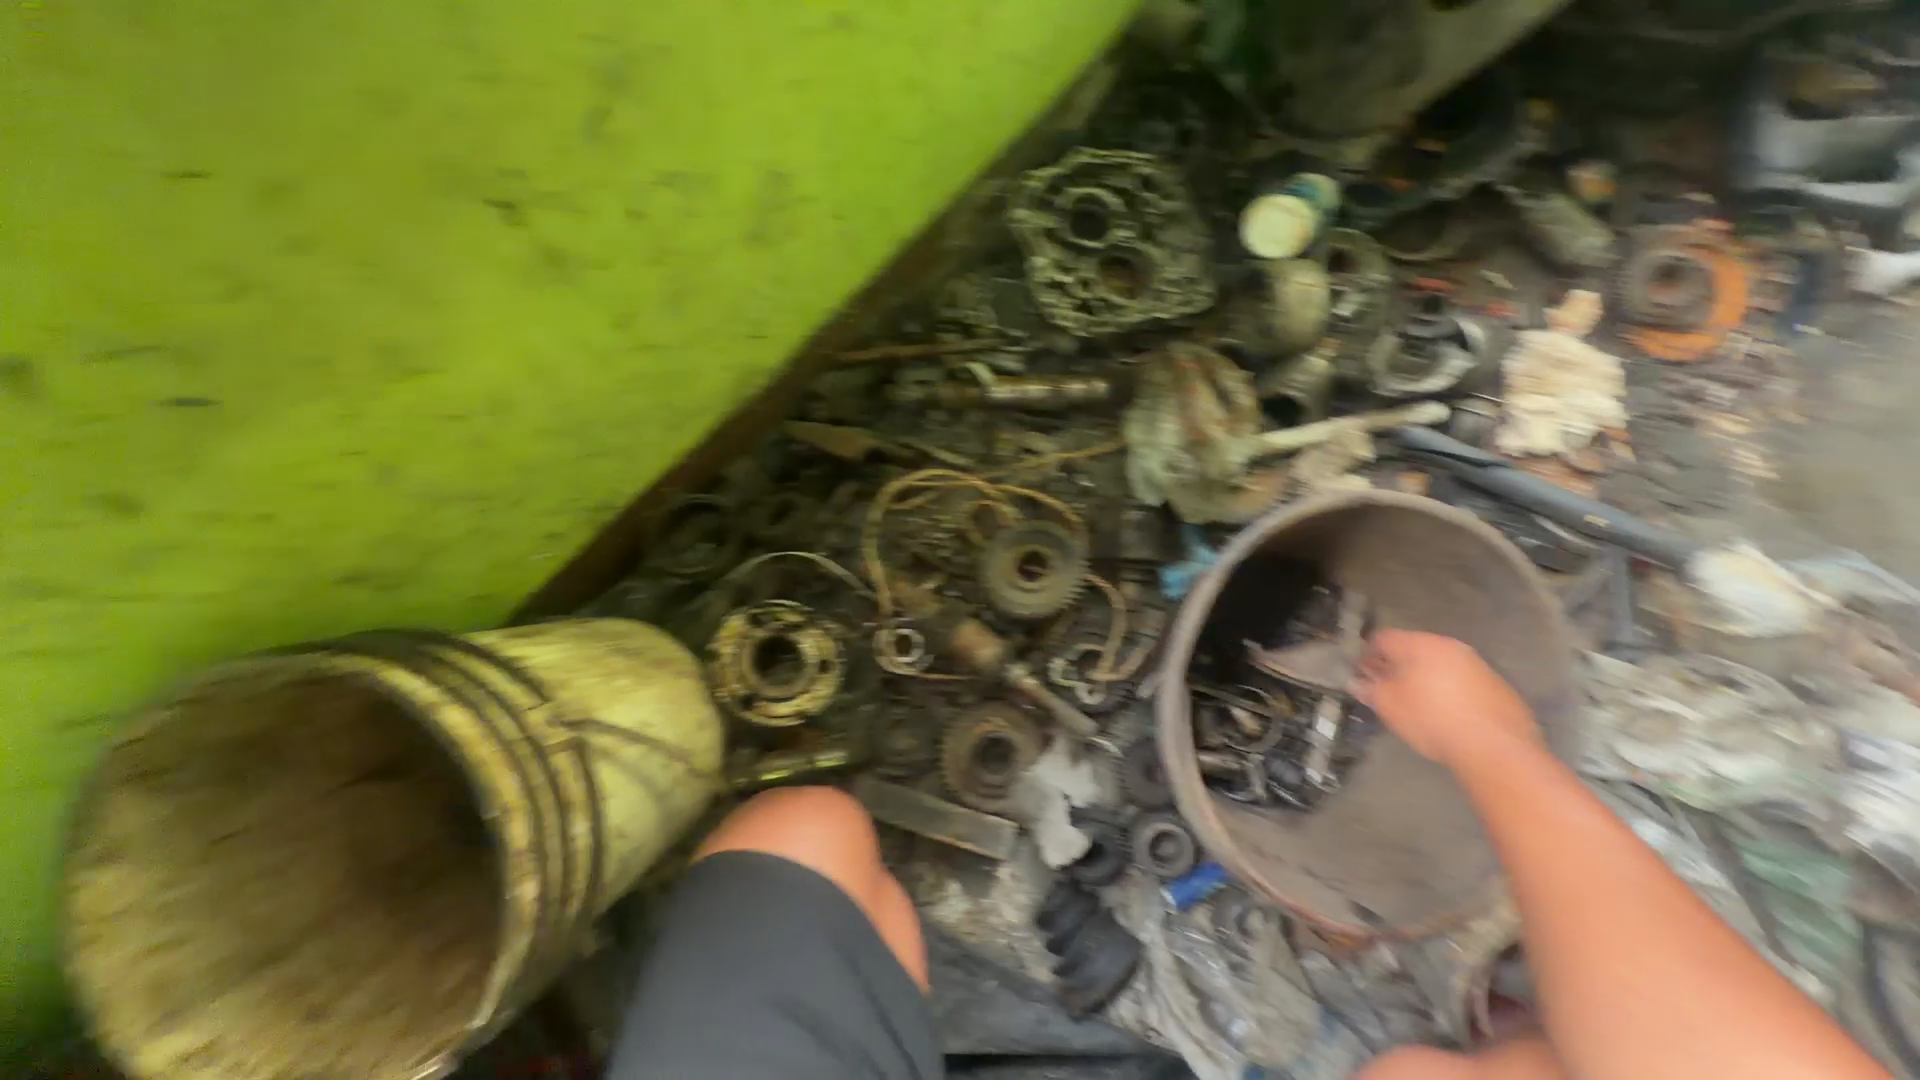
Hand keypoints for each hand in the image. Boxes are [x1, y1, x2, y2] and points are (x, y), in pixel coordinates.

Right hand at [1352, 629, 1538, 770]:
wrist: (1495, 747)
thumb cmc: (1430, 719)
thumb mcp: (1387, 706)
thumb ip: (1368, 688)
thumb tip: (1357, 681)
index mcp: (1418, 644)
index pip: (1382, 638)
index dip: (1366, 656)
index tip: (1363, 677)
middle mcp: (1448, 645)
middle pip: (1412, 649)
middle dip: (1397, 667)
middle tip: (1388, 691)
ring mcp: (1476, 663)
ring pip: (1439, 664)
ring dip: (1424, 678)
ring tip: (1418, 705)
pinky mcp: (1497, 684)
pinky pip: (1462, 680)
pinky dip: (1450, 691)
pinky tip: (1449, 715)